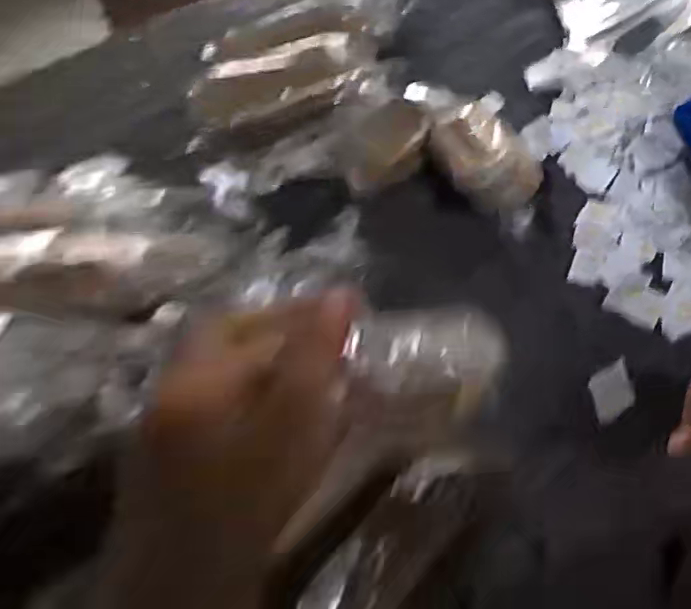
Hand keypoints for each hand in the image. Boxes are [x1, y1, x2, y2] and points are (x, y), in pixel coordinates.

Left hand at [102, 292, 357, 605]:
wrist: (194, 573)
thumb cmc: (257, 481)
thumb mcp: (301, 408)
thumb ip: (318, 347)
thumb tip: (339, 292)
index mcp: (195, 378)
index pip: (240, 317)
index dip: (296, 309)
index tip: (350, 315)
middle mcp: (169, 394)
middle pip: (233, 345)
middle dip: (294, 338)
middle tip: (345, 346)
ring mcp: (165, 429)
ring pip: (233, 376)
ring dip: (285, 368)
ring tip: (336, 381)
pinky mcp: (173, 458)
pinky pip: (227, 404)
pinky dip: (268, 396)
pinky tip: (303, 416)